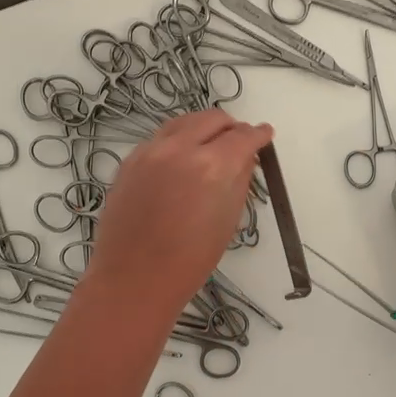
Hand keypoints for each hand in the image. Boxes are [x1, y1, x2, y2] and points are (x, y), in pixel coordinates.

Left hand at [87, 111, 273, 306]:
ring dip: (203, 129)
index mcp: (212, 166)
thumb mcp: (228, 219)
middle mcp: (179, 149)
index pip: (243, 136)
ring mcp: (149, 152)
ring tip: (212, 148)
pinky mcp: (129, 161)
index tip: (266, 135)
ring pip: (183, 122)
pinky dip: (178, 141)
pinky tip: (183, 163)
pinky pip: (161, 138)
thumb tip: (245, 158)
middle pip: (212, 119)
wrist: (135, 277)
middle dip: (231, 127)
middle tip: (241, 143)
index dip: (259, 135)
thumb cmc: (191, 259)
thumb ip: (239, 180)